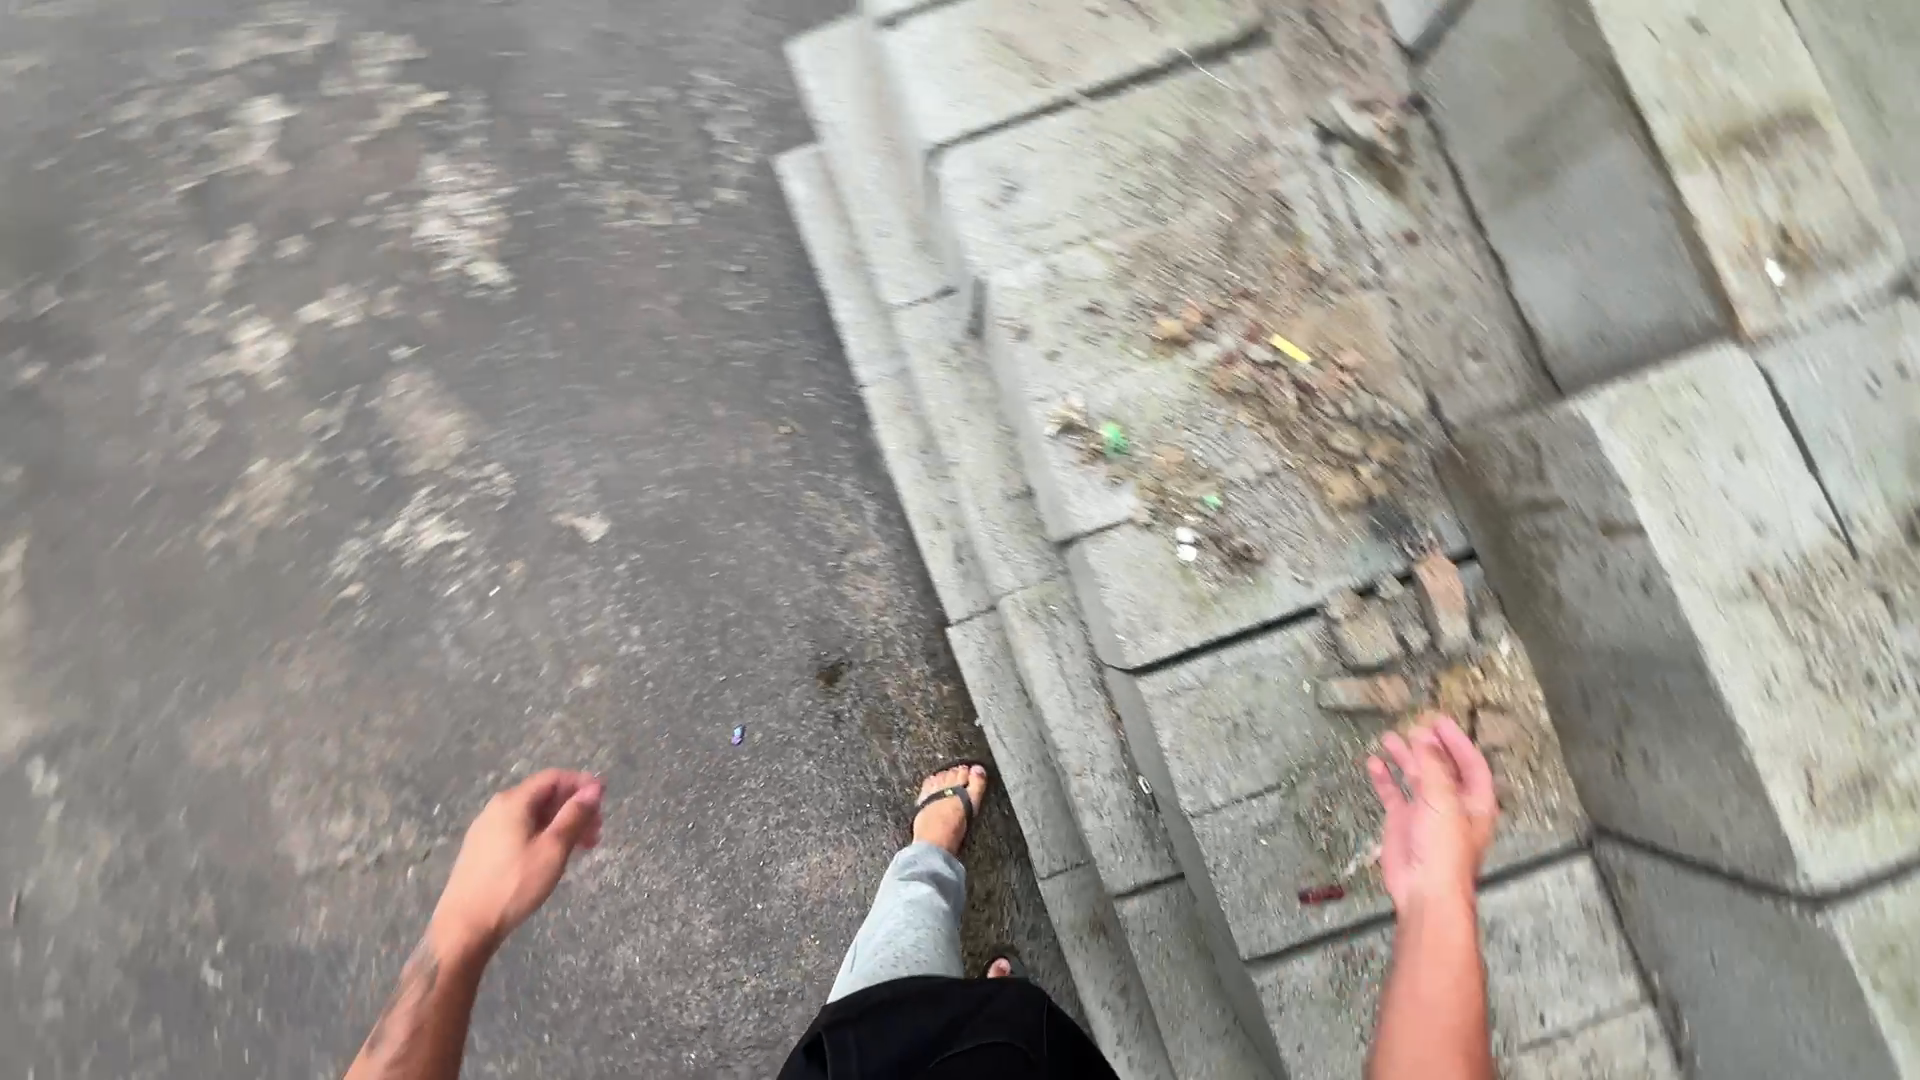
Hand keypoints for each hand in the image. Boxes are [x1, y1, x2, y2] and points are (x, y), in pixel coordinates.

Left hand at [428, 769, 603, 959]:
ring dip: (562, 824)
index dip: (582, 784)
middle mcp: (497, 809)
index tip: (604, 799)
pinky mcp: (483, 851)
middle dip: (575, 808)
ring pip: (533, 816)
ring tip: (582, 846)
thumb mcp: (553, 848)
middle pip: (544, 796)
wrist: (463, 929)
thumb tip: (594, 788)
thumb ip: (575, 815)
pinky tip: (555, 855)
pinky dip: (544, 835)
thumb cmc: (513, 884)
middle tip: (597, 829)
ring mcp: (486, 830)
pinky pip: (521, 830)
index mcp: (513, 802)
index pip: (554, 778)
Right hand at [1366, 714, 1496, 916]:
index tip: (1439, 721)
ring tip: (1390, 738)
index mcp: (1474, 802)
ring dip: (1405, 757)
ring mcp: (1426, 812)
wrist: (1423, 888)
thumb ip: (1433, 767)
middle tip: (1414, 726)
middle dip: (1429, 746)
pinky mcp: (1403, 821)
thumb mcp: (1443, 802)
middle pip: (1442, 767)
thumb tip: (1423, 739)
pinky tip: (1375, 765)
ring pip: (1416, 777)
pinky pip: (1393, 793)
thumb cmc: (1444, 852)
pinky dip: (1384, 778)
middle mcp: (1452, 804)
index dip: (1457, 741)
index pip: (1470, 763)